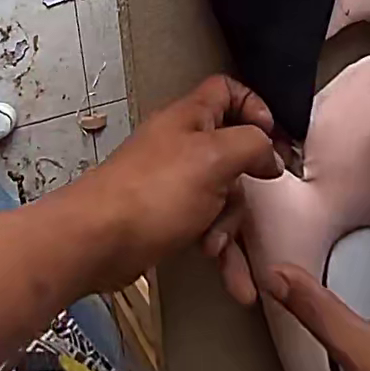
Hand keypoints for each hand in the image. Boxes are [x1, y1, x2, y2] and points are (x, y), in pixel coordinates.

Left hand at [60, 75, 283, 293]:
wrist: (98, 240)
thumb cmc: (152, 192)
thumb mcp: (213, 158)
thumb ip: (251, 144)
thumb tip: (268, 152)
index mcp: (190, 117)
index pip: (226, 90)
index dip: (253, 106)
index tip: (271, 137)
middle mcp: (181, 144)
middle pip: (232, 152)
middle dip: (245, 186)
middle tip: (244, 203)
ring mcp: (174, 180)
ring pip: (223, 196)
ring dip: (230, 227)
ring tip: (218, 247)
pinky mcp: (168, 214)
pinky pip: (207, 226)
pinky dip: (220, 249)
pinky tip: (233, 280)